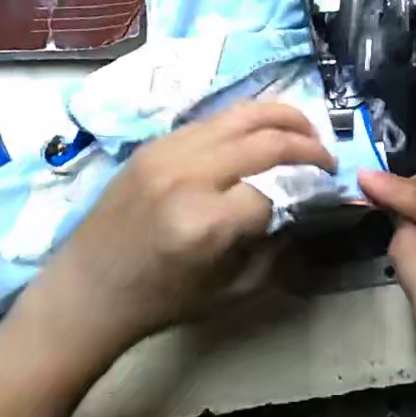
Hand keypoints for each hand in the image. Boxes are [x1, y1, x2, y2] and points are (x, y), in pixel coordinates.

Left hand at [18, 102, 335, 364]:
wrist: (88, 290)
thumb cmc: (160, 301)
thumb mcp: (231, 291)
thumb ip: (274, 248)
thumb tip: (302, 209)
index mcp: (206, 222)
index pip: (277, 190)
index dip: (306, 191)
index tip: (324, 193)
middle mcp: (187, 176)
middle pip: (265, 140)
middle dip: (307, 145)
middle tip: (327, 158)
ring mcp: (166, 153)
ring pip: (240, 115)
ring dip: (282, 118)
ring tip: (305, 131)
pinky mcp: (153, 145)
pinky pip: (211, 121)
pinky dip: (245, 122)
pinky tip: (261, 134)